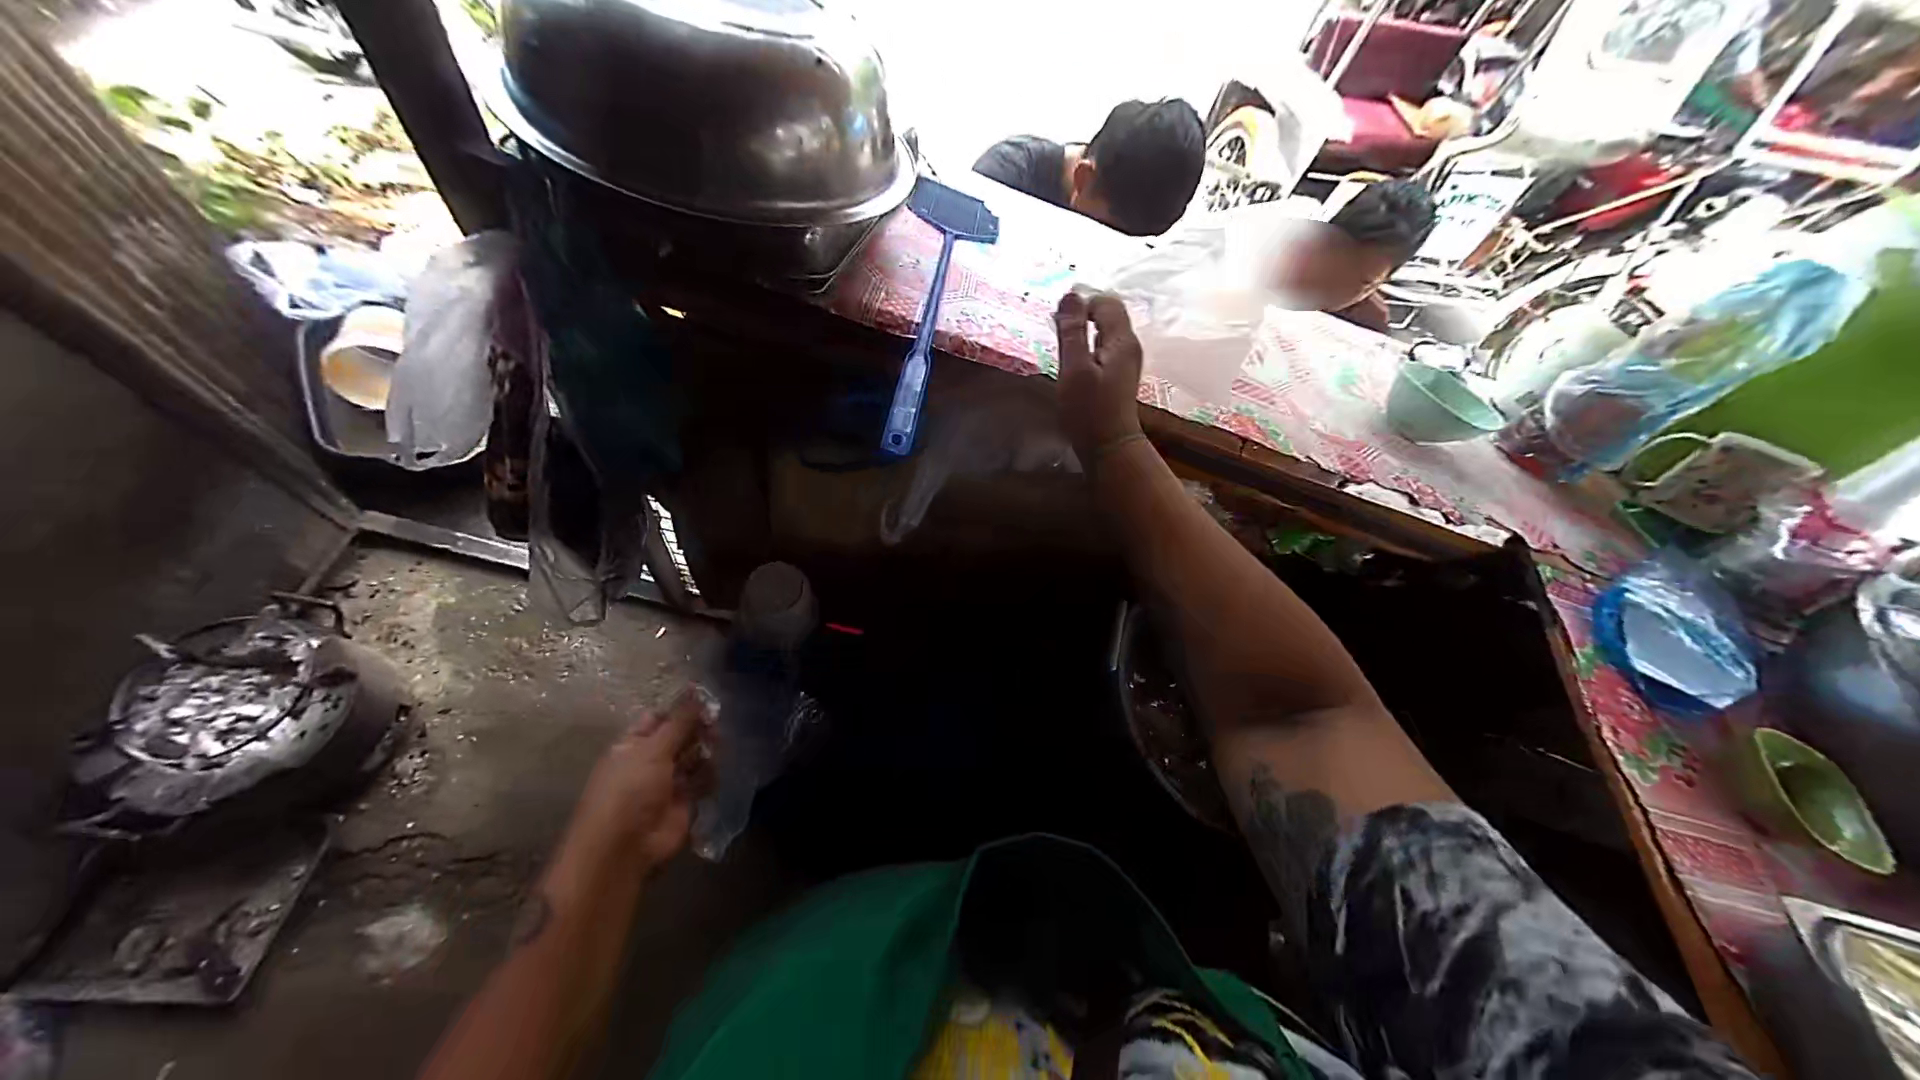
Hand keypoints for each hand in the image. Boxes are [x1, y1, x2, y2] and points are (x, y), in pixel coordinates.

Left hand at [568, 686, 717, 870]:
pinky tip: (716, 770)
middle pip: (680, 736)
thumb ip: (679, 721)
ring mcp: (667, 783)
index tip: (707, 700)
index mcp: (633, 745)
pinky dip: (711, 775)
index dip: (681, 709)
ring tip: (716, 747)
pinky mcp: (685, 803)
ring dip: (706, 750)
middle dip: (698, 729)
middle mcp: (650, 761)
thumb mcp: (652, 749)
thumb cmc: (629, 791)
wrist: (624, 848)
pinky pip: (702, 781)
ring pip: (694, 757)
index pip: (659, 718)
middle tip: (716, 724)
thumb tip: (696, 691)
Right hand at [1054, 290, 1144, 461]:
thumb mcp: (1074, 369)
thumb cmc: (1089, 411)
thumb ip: (1071, 332)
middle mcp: (1129, 346)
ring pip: (1104, 333)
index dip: (1082, 305)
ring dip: (1083, 336)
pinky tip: (1075, 369)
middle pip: (1107, 315)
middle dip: (1081, 319)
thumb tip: (1069, 295)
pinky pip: (1104, 350)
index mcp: (1121, 340)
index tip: (1060, 326)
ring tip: (1065, 355)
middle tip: (1059, 340)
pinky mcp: (1119, 376)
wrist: (1109, 448)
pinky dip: (1088, 351)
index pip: (1106, 302)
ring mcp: (1126, 362)